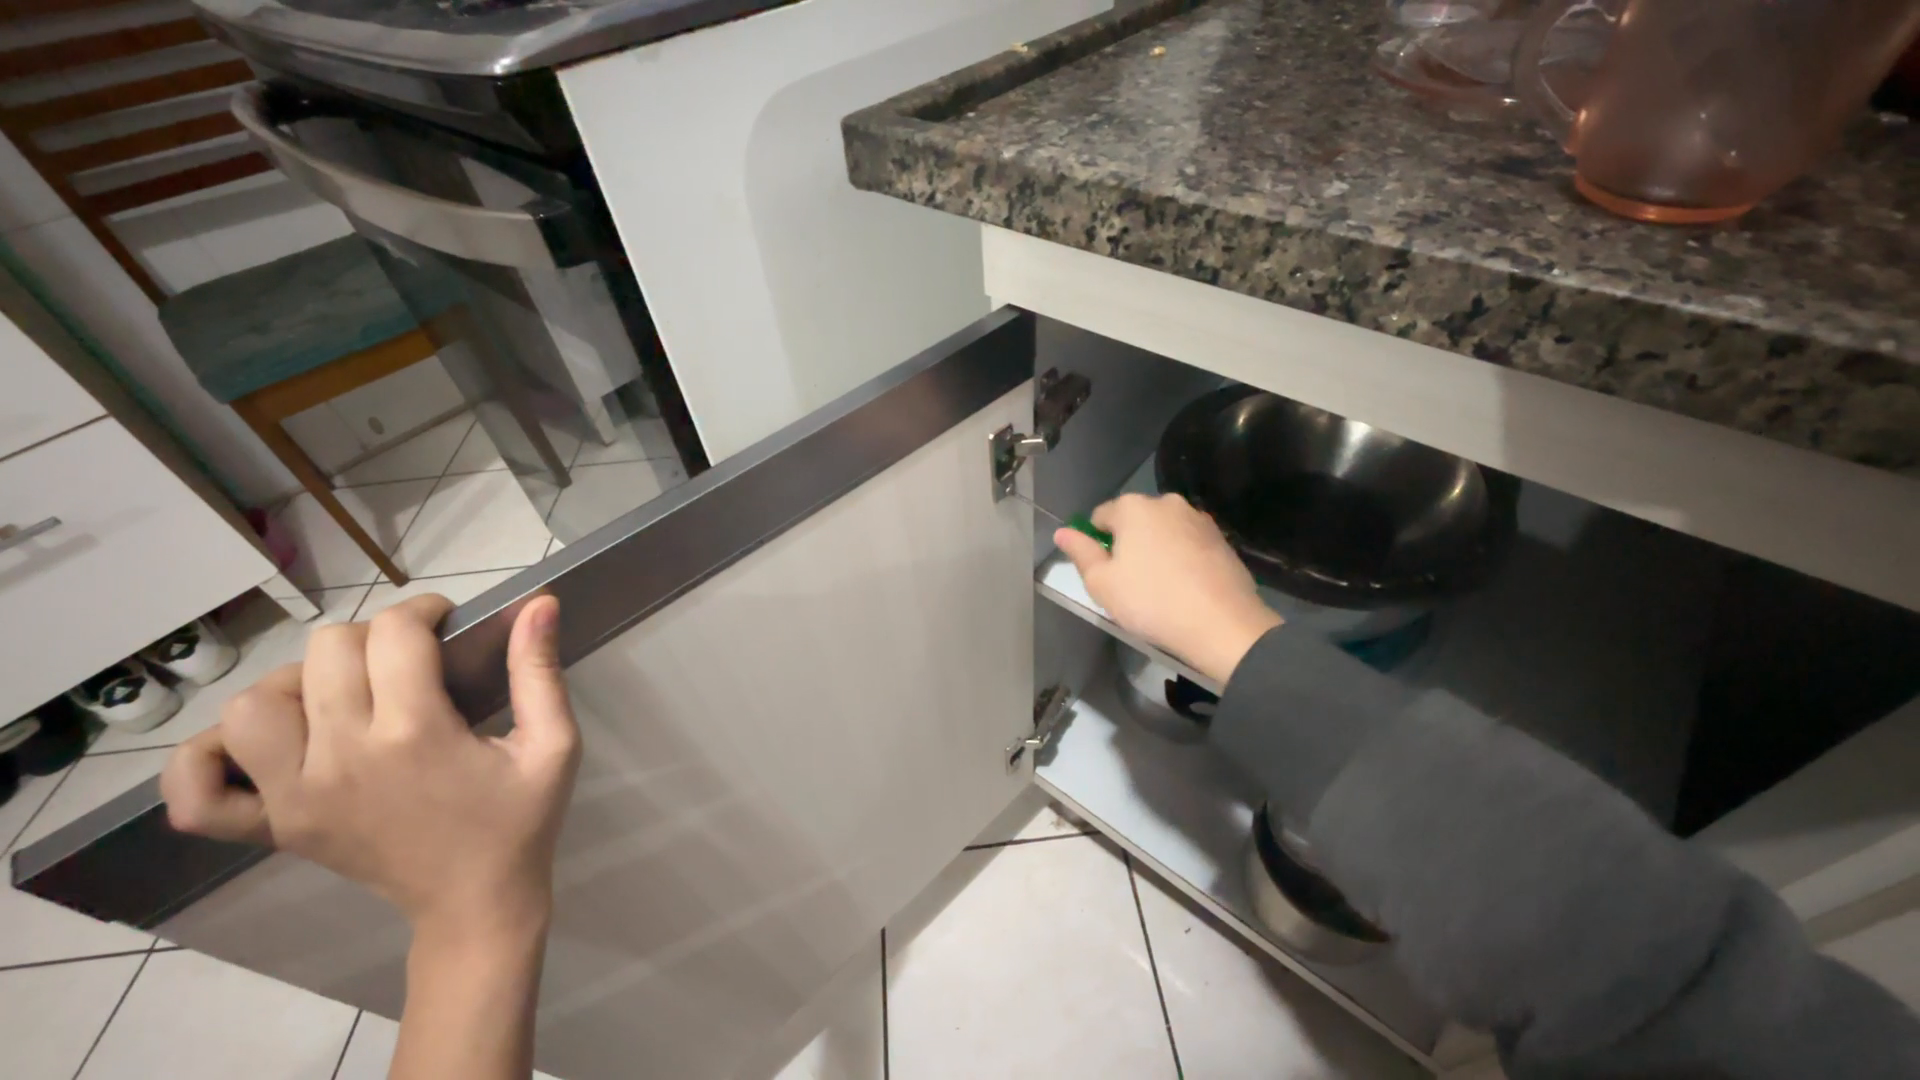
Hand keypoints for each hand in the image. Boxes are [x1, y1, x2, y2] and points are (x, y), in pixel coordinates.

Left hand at [161, 594, 581, 941]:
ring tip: (344, 697)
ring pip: (254, 704)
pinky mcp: (270, 827)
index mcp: (416, 733)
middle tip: (406, 661)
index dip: (423, 611)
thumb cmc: (520, 819)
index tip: (445, 623)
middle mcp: (343, 757)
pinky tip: (264, 746)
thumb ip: (540, 671)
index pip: (394, 633)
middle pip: (326, 652)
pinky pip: (195, 788)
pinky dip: (209, 758)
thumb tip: (540, 602)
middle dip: (372, 638)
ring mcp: (295, 796)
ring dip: (299, 684)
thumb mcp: (554, 744)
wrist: (474, 902)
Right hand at [1055, 494, 1281, 684]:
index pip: (1100, 517)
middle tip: (1130, 583)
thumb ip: (1080, 552)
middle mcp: (1167, 503)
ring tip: (1160, 587)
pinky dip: (1182, 558)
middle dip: (1128, 544)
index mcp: (1133, 507)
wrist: (1222, 624)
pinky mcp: (1221, 538)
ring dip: (1156, 550)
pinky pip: (1188, 543)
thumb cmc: (1151, 602)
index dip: (1096, 544)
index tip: (1104, 573)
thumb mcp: (1102, 583)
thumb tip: (1063, 531)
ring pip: (1163, 531)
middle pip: (1134, 520)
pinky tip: (1184, 587)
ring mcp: (1198, 518)